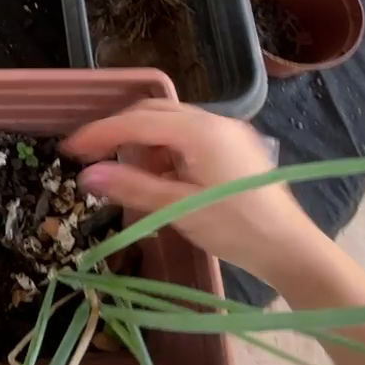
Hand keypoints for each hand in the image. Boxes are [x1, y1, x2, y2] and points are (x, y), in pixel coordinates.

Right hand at [63, 100, 326, 283]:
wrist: (294, 252)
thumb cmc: (238, 229)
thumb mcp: (179, 208)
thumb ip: (130, 186)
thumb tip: (84, 176)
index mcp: (200, 130)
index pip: (136, 121)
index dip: (99, 133)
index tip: (69, 148)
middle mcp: (213, 120)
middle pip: (151, 112)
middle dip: (117, 131)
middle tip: (88, 154)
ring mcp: (225, 131)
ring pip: (168, 122)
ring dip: (139, 141)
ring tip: (120, 170)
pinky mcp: (232, 147)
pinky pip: (185, 136)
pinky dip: (161, 150)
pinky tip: (154, 175)